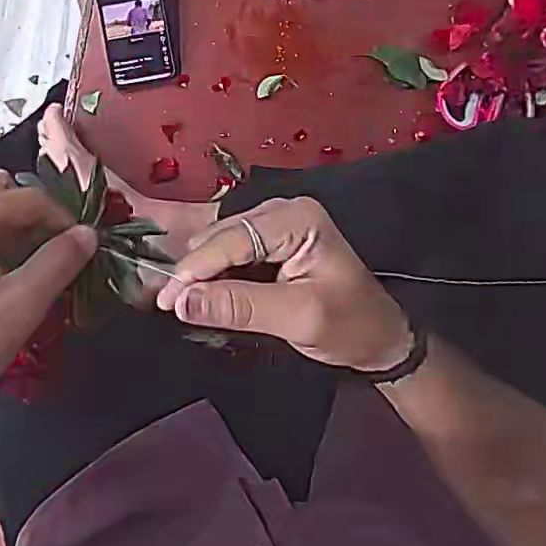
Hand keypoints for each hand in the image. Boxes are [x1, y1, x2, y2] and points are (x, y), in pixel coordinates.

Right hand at [156, 197, 412, 371]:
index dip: (195, 268)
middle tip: (169, 307)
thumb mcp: (297, 319)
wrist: (378, 335)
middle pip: (222, 235)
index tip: (166, 301)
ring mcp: (276, 223)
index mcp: (298, 218)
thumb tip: (180, 301)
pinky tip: (203, 295)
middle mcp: (284, 210)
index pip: (233, 237)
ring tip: (182, 304)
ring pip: (221, 241)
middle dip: (194, 270)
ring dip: (201, 273)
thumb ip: (239, 306)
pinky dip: (214, 274)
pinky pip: (231, 251)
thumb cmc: (348, 325)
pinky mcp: (271, 241)